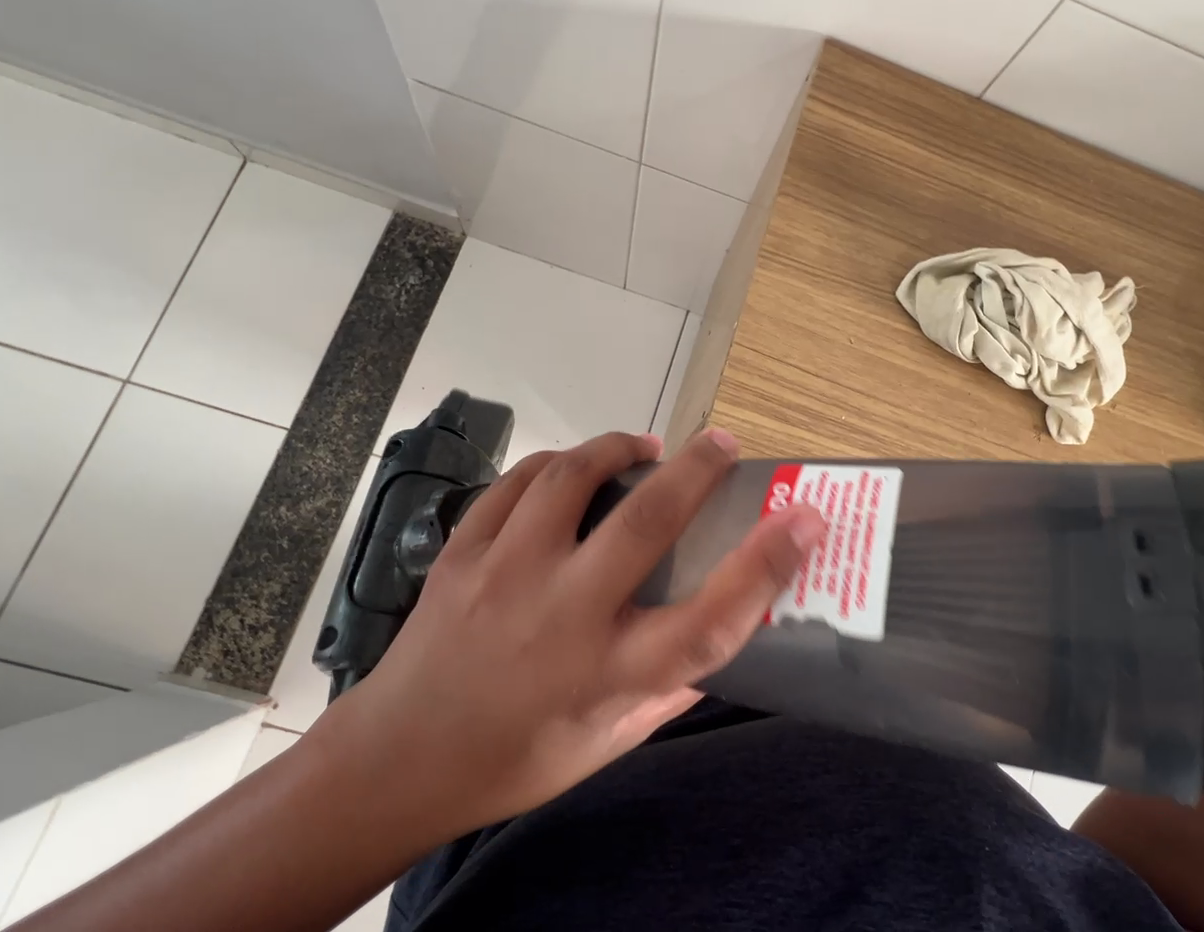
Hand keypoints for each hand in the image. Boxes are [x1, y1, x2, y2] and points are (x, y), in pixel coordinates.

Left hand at [311, 427, 824, 844]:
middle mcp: (562, 615)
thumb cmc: (514, 759)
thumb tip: (709, 651)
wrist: (398, 760)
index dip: (767, 567)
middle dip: (696, 470)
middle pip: (645, 522)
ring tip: (644, 447)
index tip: (805, 519)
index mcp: (608, 675)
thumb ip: (664, 693)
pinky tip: (572, 467)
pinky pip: (515, 484)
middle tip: (723, 443)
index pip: (709, 621)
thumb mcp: (606, 746)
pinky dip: (554, 465)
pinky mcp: (462, 553)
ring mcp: (505, 575)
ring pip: (570, 479)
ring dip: (616, 449)